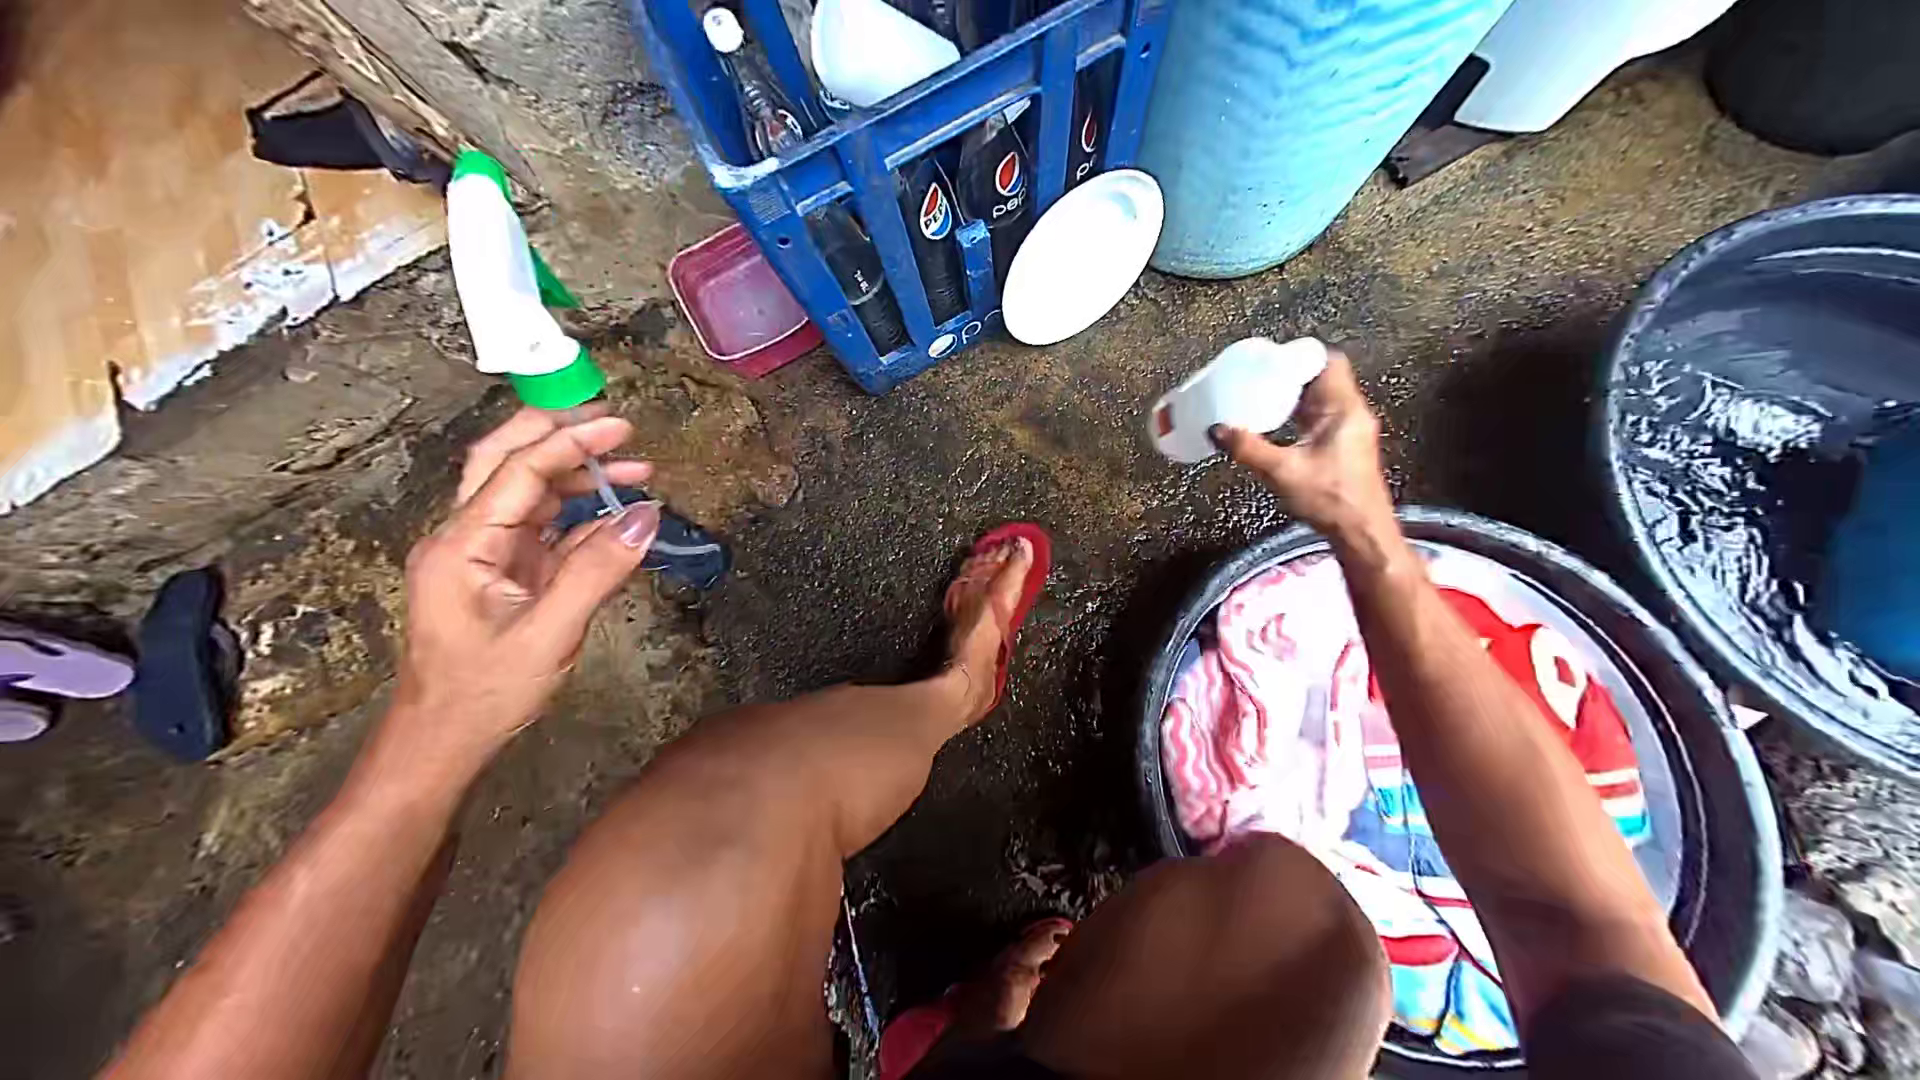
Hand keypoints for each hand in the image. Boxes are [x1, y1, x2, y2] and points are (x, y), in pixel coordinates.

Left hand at [390, 408, 658, 763]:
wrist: (442, 741)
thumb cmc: (484, 693)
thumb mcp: (549, 632)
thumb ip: (598, 570)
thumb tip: (646, 516)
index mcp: (462, 545)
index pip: (518, 471)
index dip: (571, 442)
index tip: (621, 428)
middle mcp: (467, 538)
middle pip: (508, 463)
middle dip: (562, 436)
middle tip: (617, 427)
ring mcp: (486, 555)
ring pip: (531, 493)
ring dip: (580, 476)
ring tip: (634, 471)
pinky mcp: (507, 573)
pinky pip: (547, 530)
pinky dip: (584, 516)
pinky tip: (618, 517)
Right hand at [1211, 347, 1395, 541]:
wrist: (1359, 531)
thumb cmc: (1331, 500)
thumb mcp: (1281, 471)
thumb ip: (1247, 448)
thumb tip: (1218, 429)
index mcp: (1343, 409)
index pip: (1325, 361)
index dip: (1295, 356)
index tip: (1267, 360)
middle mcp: (1350, 413)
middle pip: (1319, 377)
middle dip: (1286, 374)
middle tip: (1255, 376)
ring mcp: (1347, 429)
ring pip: (1317, 397)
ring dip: (1289, 395)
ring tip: (1258, 397)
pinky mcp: (1340, 444)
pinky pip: (1315, 416)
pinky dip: (1294, 413)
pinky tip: (1272, 422)